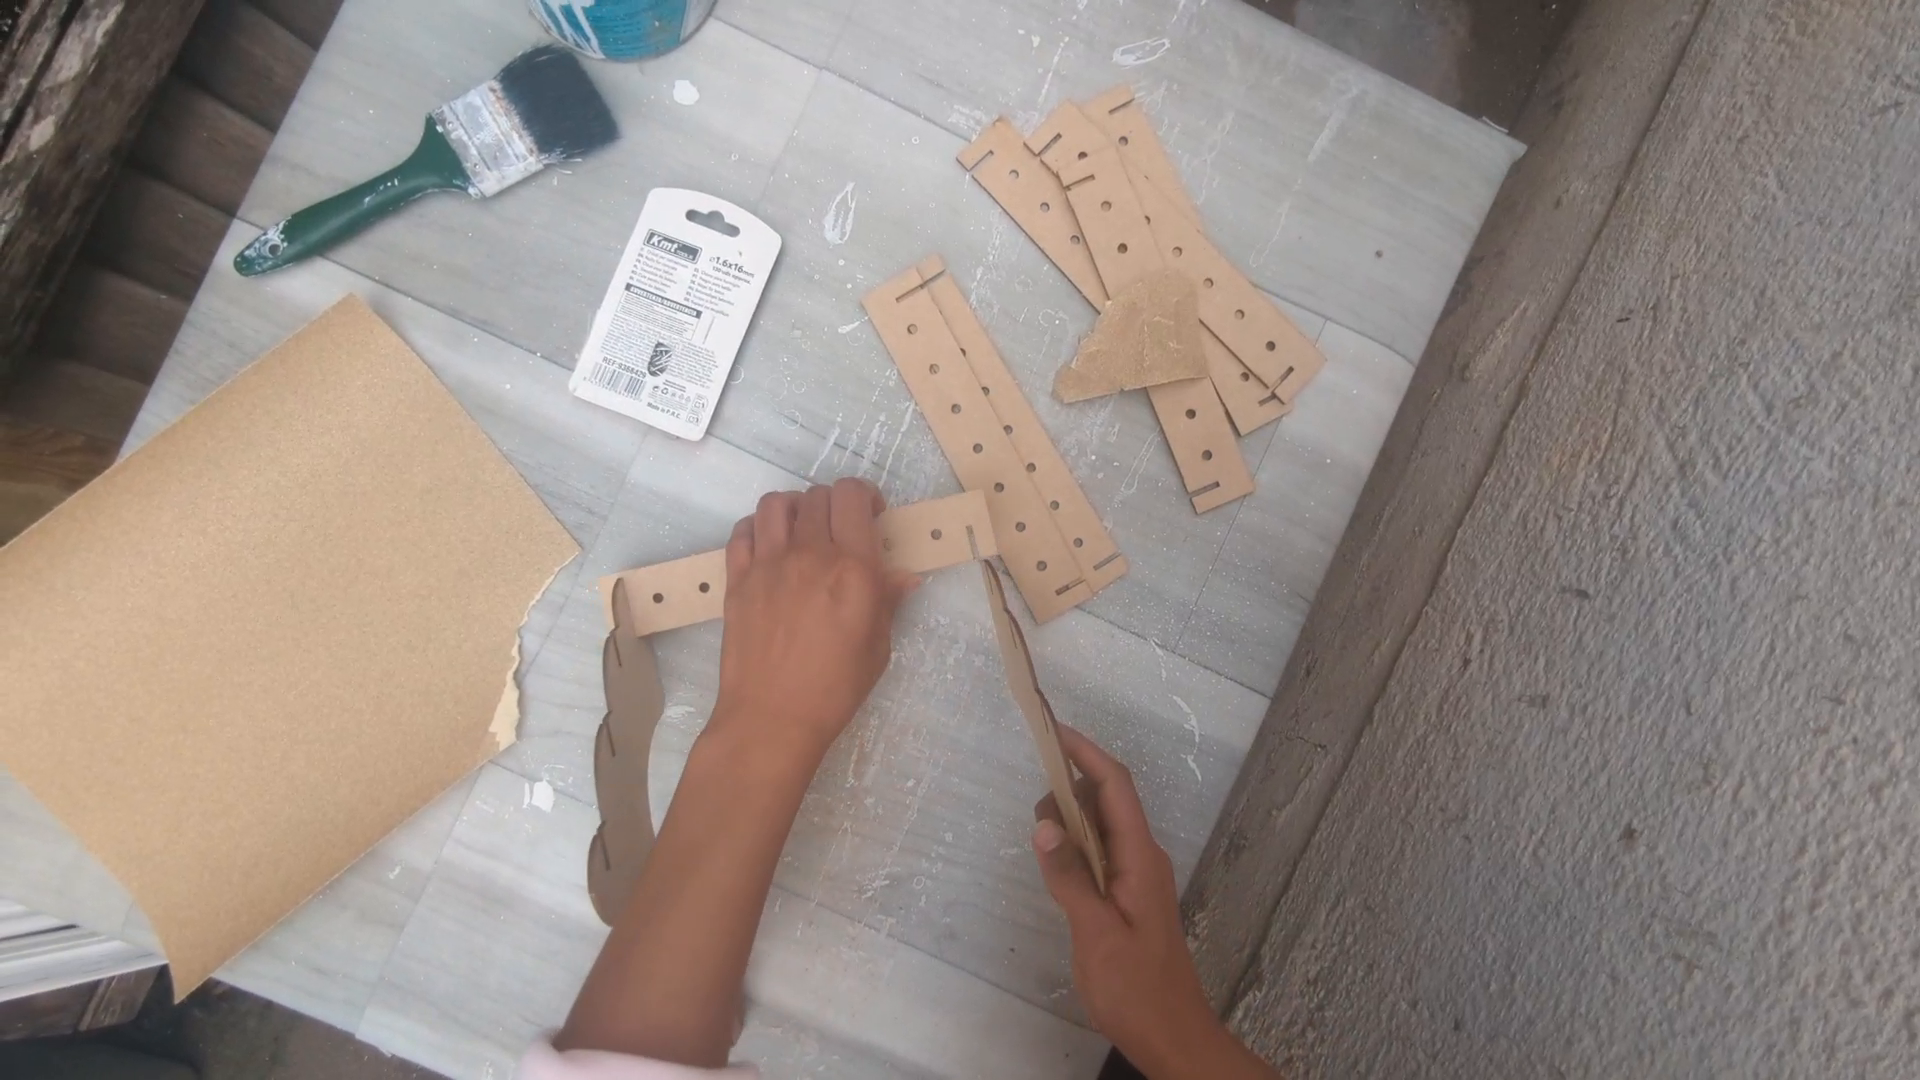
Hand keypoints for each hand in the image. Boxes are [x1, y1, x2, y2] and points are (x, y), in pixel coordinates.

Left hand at [708, 478, 914, 764]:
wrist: (772, 717)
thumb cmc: (835, 688)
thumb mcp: (877, 646)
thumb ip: (887, 601)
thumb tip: (904, 576)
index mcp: (852, 568)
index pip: (853, 497)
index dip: (865, 495)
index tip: (872, 513)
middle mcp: (810, 554)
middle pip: (818, 495)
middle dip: (836, 503)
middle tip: (842, 528)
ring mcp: (768, 564)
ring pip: (777, 504)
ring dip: (796, 507)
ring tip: (804, 530)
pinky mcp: (737, 580)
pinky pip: (743, 531)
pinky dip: (759, 528)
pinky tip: (770, 547)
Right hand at [1033, 726, 1280, 1079]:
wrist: (1174, 1038)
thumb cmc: (1136, 987)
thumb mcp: (1094, 932)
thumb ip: (1069, 876)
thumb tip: (1044, 823)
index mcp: (1140, 856)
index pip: (1114, 785)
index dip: (1085, 752)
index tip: (1053, 731)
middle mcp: (1142, 855)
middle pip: (1107, 799)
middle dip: (1069, 788)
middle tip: (1035, 815)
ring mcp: (1137, 874)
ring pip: (1101, 825)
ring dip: (1070, 818)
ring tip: (1042, 841)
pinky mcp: (1129, 893)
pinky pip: (1100, 850)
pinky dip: (1075, 844)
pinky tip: (1057, 863)